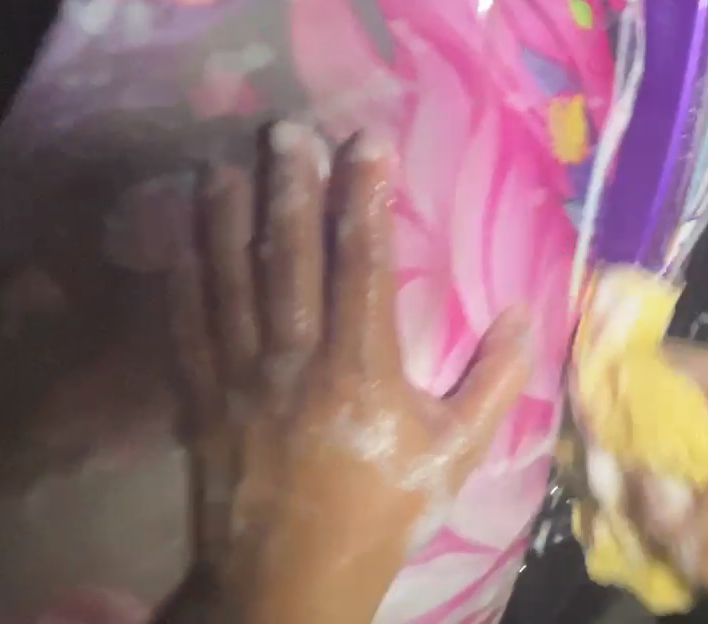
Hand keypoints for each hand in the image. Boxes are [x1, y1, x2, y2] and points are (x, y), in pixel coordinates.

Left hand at [165, 123, 529, 623]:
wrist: (285, 585)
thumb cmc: (386, 505)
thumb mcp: (461, 449)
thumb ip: (498, 378)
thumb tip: (523, 311)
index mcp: (361, 370)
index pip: (363, 266)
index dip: (365, 200)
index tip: (367, 146)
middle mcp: (293, 362)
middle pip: (287, 260)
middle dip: (290, 189)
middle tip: (285, 130)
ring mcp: (238, 380)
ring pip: (229, 283)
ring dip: (227, 219)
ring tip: (225, 162)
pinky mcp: (201, 402)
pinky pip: (188, 327)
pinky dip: (184, 276)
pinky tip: (184, 237)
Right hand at [625, 345, 707, 615]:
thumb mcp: (675, 531)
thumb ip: (644, 487)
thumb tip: (613, 447)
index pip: (697, 379)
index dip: (663, 364)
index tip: (632, 361)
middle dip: (678, 358)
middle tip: (643, 361)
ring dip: (696, 370)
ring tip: (662, 375)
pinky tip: (690, 399)